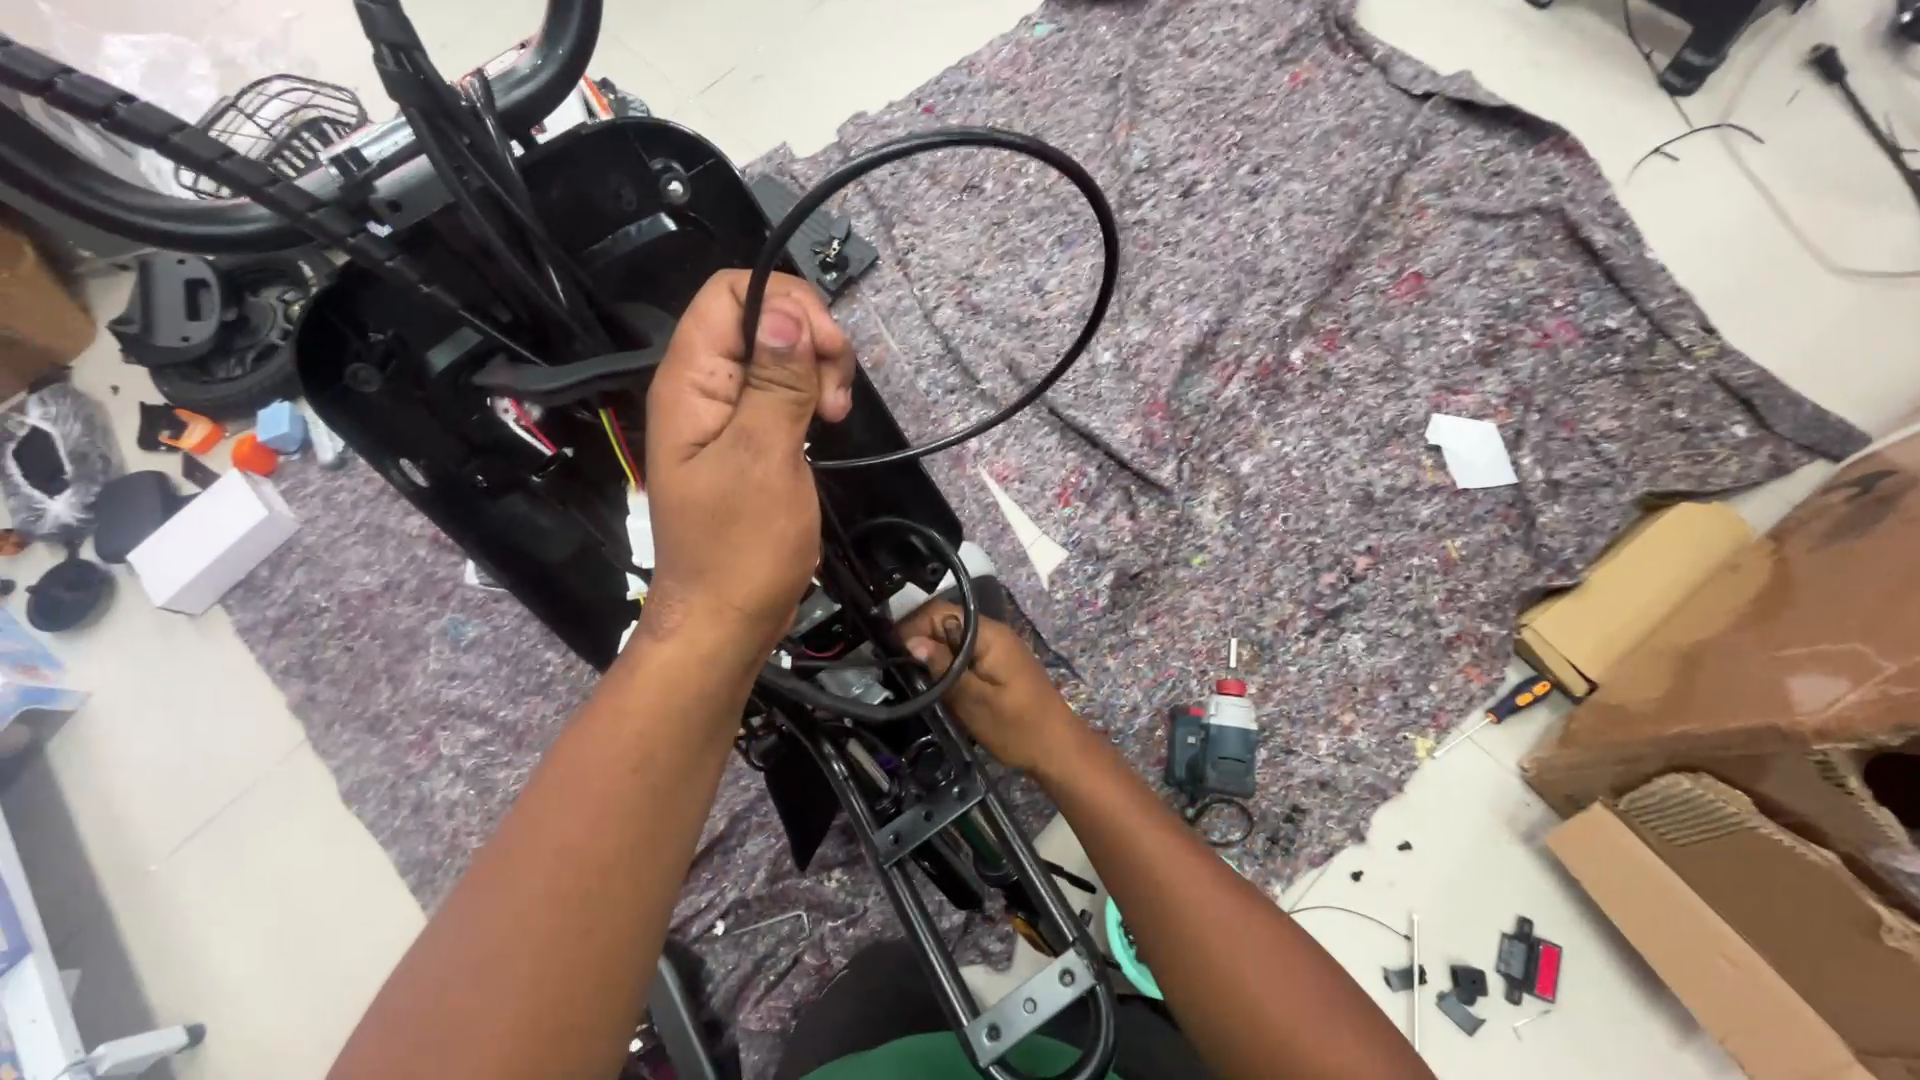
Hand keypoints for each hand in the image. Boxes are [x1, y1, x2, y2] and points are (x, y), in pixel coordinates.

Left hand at [639, 270, 854, 660]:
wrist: (725, 619)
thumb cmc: (740, 548)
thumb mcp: (764, 459)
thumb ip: (776, 383)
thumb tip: (787, 310)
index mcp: (691, 382)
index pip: (729, 293)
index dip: (786, 304)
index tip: (827, 353)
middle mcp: (703, 387)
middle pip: (759, 316)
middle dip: (810, 338)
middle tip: (837, 395)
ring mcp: (726, 413)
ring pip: (778, 352)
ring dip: (818, 369)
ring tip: (837, 414)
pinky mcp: (748, 437)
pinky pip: (780, 391)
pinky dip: (812, 396)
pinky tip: (829, 423)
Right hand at [895, 600, 1085, 772]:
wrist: (1058, 751)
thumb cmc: (1018, 728)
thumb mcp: (974, 700)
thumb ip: (944, 668)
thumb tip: (912, 642)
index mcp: (989, 635)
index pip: (940, 612)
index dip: (912, 626)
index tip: (890, 650)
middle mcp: (993, 634)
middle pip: (945, 623)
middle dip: (919, 640)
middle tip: (894, 666)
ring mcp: (996, 649)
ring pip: (953, 640)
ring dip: (931, 654)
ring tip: (909, 675)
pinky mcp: (997, 666)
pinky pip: (964, 655)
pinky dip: (946, 665)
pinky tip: (934, 683)